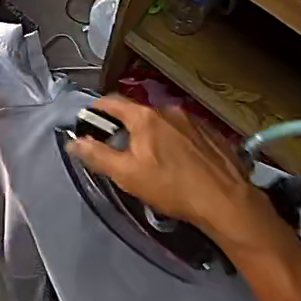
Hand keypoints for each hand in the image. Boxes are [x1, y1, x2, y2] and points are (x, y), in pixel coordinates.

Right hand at [65, 96, 284, 254]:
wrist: (224, 198)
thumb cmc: (172, 187)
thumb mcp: (127, 175)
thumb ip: (98, 155)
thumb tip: (75, 141)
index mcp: (146, 117)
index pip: (113, 102)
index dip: (98, 109)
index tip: (90, 118)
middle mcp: (171, 111)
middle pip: (140, 113)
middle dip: (128, 128)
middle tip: (122, 150)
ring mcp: (194, 120)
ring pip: (164, 123)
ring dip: (154, 136)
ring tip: (153, 160)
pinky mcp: (211, 133)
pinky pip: (185, 132)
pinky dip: (176, 142)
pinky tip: (179, 163)